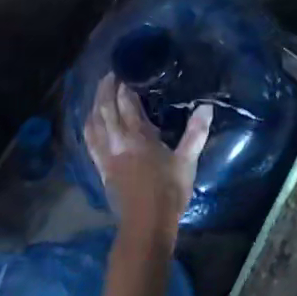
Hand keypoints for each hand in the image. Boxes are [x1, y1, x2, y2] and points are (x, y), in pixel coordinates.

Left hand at [85, 74, 213, 244]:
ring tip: (99, 94)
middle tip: (109, 75)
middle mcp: (118, 141)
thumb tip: (206, 106)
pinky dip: (89, 127)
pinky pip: (90, 142)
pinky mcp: (102, 168)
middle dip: (105, 90)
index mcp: (139, 136)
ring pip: (94, 123)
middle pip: (105, 109)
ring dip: (95, 105)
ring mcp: (106, 155)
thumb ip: (195, 132)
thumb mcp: (187, 161)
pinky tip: (91, 123)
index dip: (124, 86)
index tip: (125, 72)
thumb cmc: (169, 191)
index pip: (127, 104)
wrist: (146, 223)